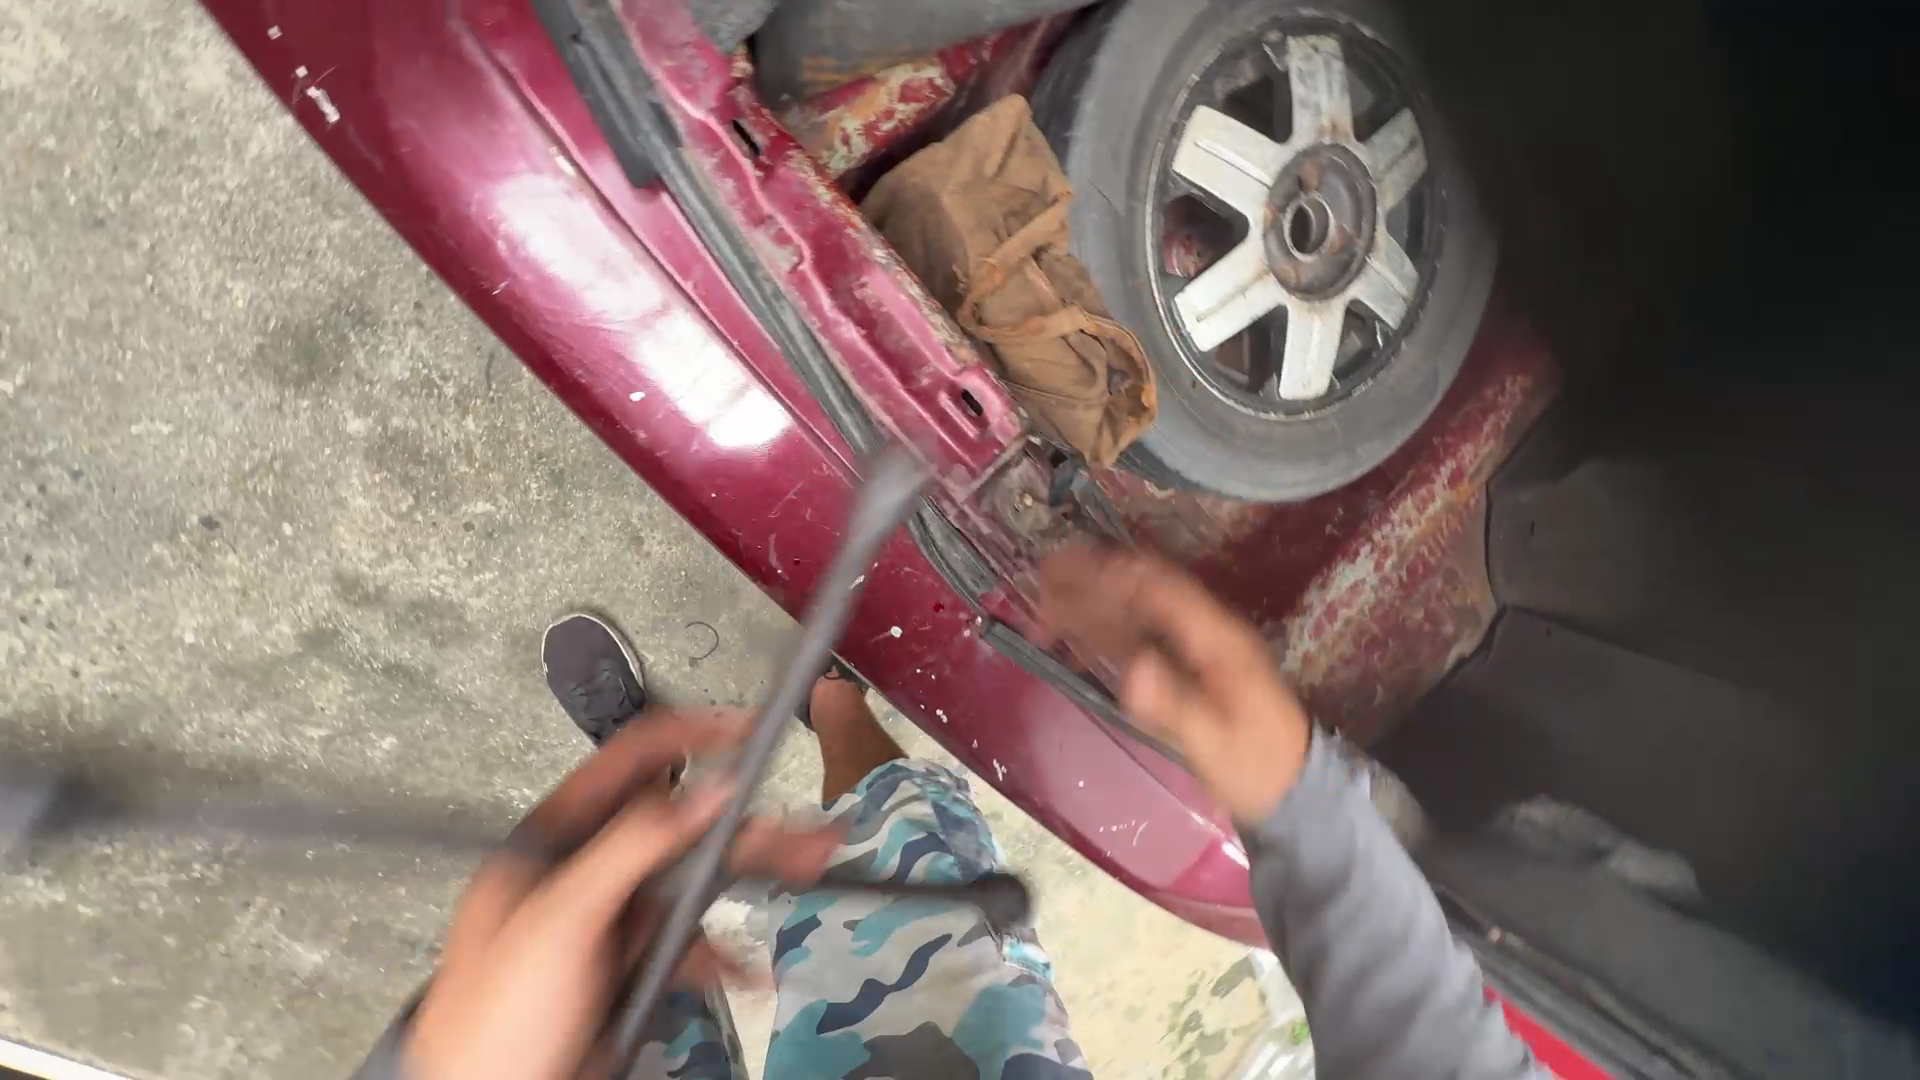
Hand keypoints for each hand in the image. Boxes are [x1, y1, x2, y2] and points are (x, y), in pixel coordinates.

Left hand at [408, 708, 838, 1079]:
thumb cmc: (494, 1026)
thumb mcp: (560, 921)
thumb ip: (634, 845)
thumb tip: (707, 791)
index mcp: (557, 840)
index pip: (631, 760)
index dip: (690, 736)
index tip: (743, 730)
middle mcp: (590, 866)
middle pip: (684, 821)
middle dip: (748, 820)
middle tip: (796, 821)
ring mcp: (615, 914)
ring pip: (700, 873)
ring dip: (756, 870)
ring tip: (805, 865)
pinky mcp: (634, 958)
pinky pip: (695, 932)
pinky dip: (727, 945)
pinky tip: (747, 964)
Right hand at [1039, 545, 1311, 823]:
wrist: (1291, 786)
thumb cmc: (1257, 765)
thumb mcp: (1219, 743)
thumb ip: (1176, 707)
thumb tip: (1132, 671)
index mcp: (1216, 638)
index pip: (1162, 589)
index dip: (1115, 574)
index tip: (1070, 569)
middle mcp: (1201, 631)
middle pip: (1142, 590)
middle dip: (1092, 579)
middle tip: (1044, 575)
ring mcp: (1191, 647)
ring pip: (1133, 611)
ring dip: (1089, 601)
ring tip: (1043, 598)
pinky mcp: (1181, 665)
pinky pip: (1136, 638)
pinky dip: (1100, 632)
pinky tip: (1071, 637)